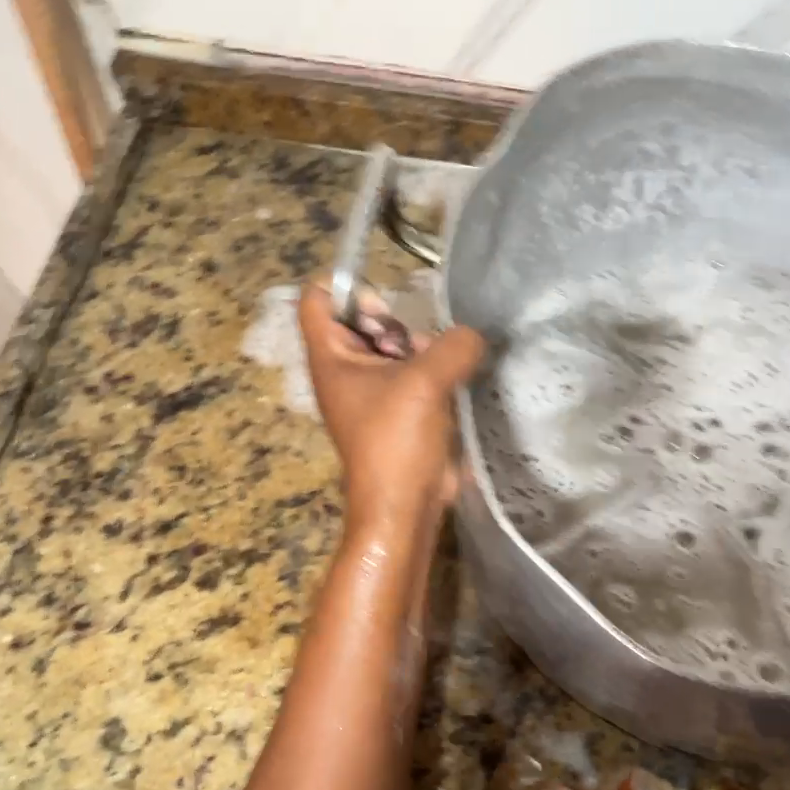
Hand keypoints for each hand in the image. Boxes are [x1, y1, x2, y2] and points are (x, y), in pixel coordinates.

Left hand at [296, 280, 486, 529]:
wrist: (405, 504)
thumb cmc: (397, 440)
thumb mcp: (424, 382)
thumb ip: (453, 345)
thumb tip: (472, 336)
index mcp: (330, 356)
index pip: (317, 298)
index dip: (345, 285)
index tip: (385, 299)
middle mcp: (346, 369)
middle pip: (361, 319)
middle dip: (394, 320)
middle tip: (417, 341)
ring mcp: (373, 391)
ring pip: (392, 346)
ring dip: (420, 346)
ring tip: (441, 363)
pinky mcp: (400, 410)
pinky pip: (413, 373)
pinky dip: (432, 369)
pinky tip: (453, 378)